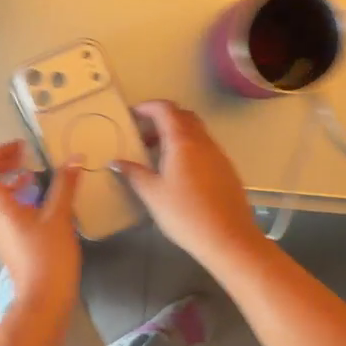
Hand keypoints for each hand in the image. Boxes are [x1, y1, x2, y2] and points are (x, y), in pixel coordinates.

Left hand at [0, 140, 83, 312]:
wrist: (42, 297)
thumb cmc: (49, 255)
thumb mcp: (60, 216)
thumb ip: (65, 185)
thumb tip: (74, 158)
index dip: (0, 153)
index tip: (21, 147)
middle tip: (22, 159)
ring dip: (3, 181)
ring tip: (29, 177)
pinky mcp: (2, 240)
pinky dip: (8, 198)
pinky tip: (33, 201)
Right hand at [115, 100, 264, 258]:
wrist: (228, 239)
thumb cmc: (185, 214)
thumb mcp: (153, 194)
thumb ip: (134, 173)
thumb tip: (117, 162)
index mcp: (183, 142)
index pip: (166, 109)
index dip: (148, 107)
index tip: (133, 115)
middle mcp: (203, 142)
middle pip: (183, 116)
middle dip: (162, 118)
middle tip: (143, 135)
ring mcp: (218, 155)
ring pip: (196, 131)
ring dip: (176, 134)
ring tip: (157, 155)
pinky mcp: (227, 169)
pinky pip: (205, 147)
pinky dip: (189, 148)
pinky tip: (178, 172)